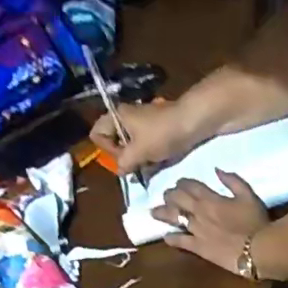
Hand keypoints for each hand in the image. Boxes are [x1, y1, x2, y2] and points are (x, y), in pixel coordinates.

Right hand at [90, 99, 205, 174]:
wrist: (190, 123)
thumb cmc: (161, 134)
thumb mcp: (138, 151)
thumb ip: (124, 163)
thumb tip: (120, 171)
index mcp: (117, 116)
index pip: (97, 134)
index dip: (106, 150)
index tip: (122, 158)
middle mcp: (125, 119)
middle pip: (114, 142)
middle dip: (123, 158)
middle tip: (135, 167)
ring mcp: (141, 126)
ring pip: (130, 147)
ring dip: (136, 161)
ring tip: (146, 169)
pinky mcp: (154, 133)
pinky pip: (144, 148)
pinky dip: (147, 158)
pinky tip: (155, 166)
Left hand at [155, 172, 271, 274]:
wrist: (256, 249)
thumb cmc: (255, 221)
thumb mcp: (248, 195)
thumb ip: (232, 181)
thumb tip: (217, 169)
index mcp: (210, 198)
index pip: (190, 185)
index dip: (182, 182)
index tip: (180, 182)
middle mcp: (198, 212)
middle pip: (177, 199)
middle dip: (170, 195)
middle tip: (166, 195)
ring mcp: (196, 230)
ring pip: (174, 218)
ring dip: (163, 213)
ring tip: (154, 212)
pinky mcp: (198, 248)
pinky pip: (180, 241)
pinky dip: (171, 238)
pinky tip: (165, 236)